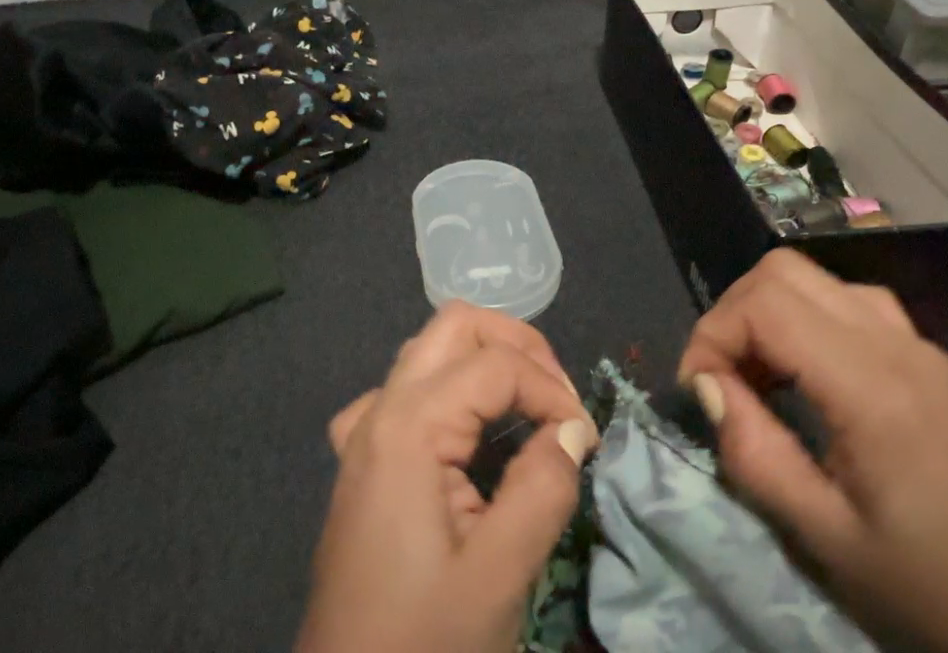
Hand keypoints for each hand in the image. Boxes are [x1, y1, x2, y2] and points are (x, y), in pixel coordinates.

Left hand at [297, 303, 597, 652]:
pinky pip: (404, 395)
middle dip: (518, 348)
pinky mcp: (361, 461)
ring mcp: (362, 434)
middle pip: (454, 326)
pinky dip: (449, 393)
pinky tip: (467, 438)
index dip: (553, 391)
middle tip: (559, 403)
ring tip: (530, 413)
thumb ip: (542, 489)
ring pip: (428, 353)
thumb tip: (572, 430)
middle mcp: (378, 411)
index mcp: (408, 426)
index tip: (586, 441)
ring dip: (486, 364)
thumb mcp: (499, 574)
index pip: (496, 364)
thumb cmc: (422, 637)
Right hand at [678, 250, 947, 652]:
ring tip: (759, 382)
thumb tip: (707, 388)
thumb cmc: (933, 586)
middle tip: (722, 382)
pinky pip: (850, 306)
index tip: (699, 393)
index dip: (712, 335)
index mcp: (873, 386)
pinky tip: (805, 381)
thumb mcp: (826, 536)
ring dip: (770, 314)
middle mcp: (898, 345)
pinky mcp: (931, 362)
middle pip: (786, 270)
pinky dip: (805, 322)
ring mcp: (920, 347)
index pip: (766, 304)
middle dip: (733, 315)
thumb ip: (754, 453)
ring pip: (818, 280)